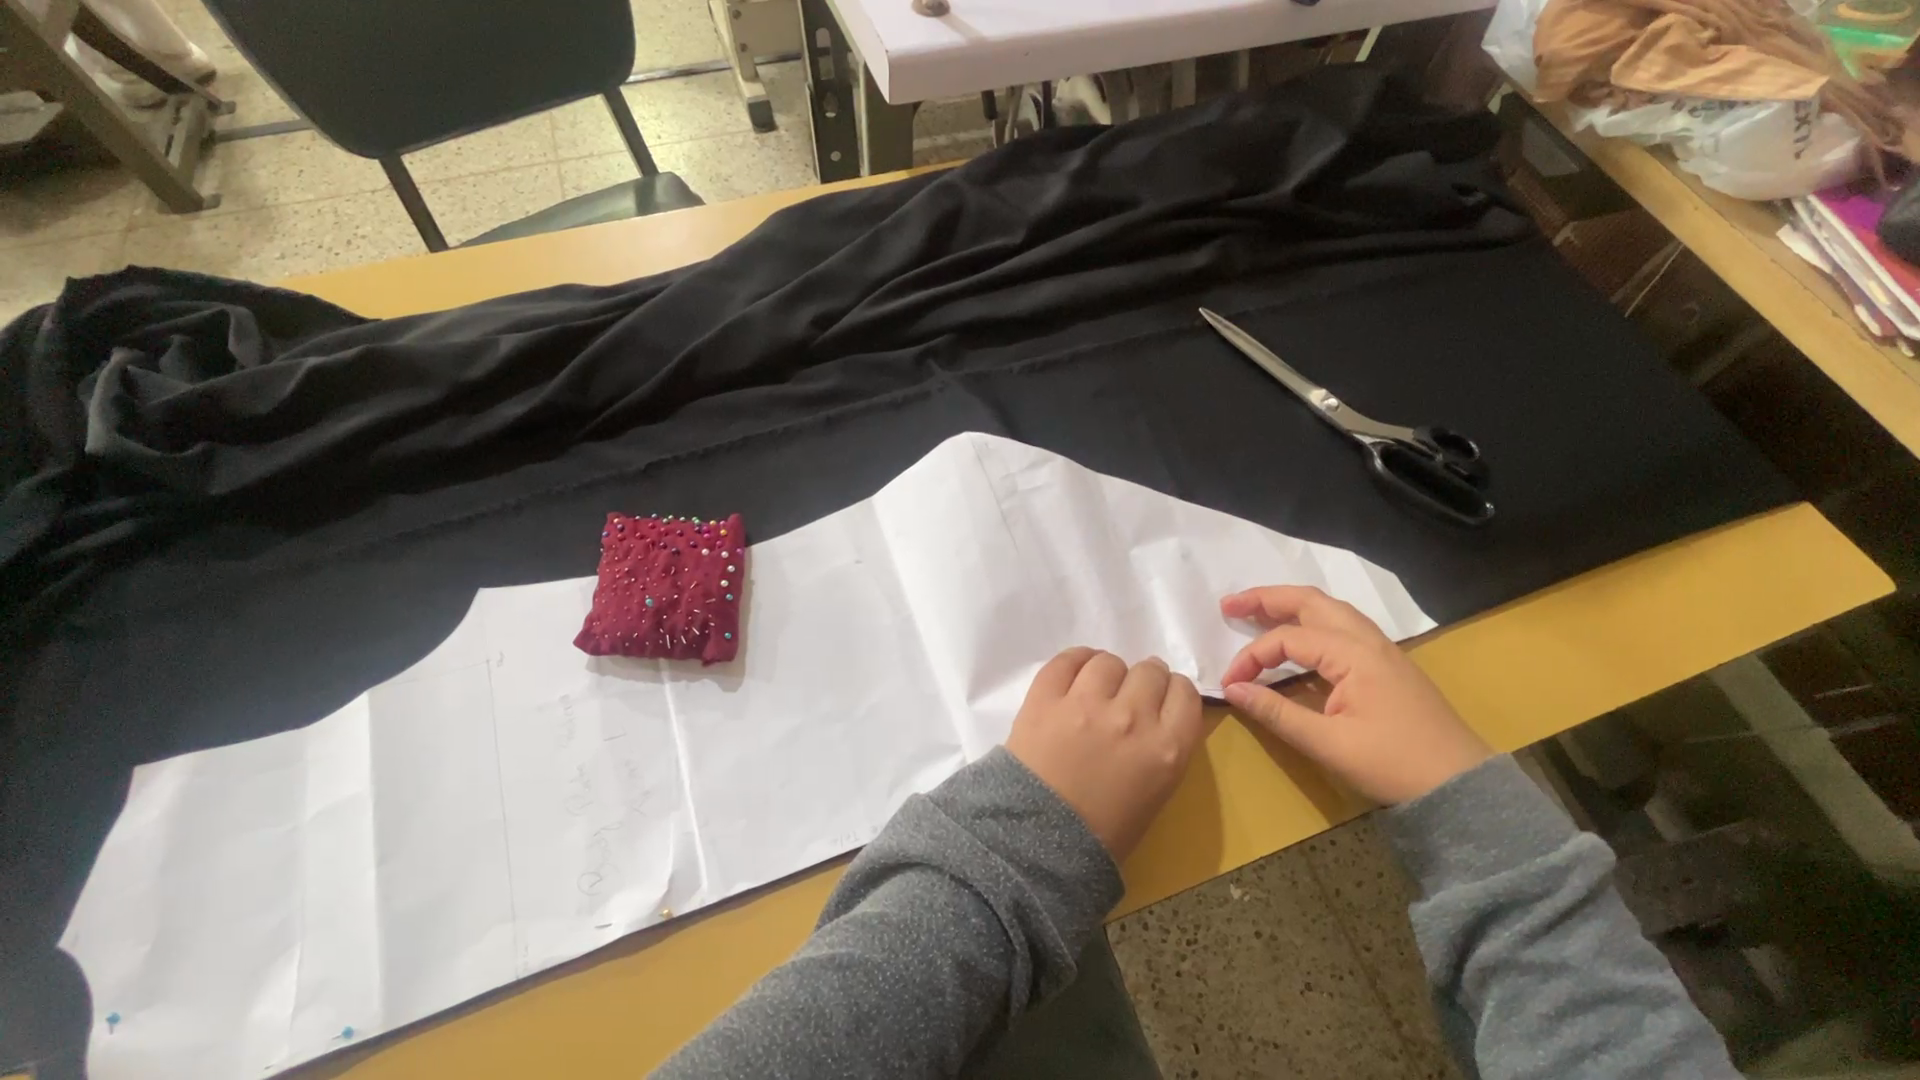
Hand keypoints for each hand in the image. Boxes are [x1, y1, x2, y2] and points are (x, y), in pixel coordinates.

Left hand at [1005, 647, 1204, 860]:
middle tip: (1127, 698)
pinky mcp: (1045, 697)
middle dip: (1143, 681)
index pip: (1185, 693)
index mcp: (1167, 748)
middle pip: (1150, 671)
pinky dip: (1075, 660)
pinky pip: (1067, 659)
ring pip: (1109, 662)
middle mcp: (1132, 717)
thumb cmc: (1101, 834)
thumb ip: (1163, 749)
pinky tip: (1075, 673)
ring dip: (1108, 672)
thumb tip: (1154, 716)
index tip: (1161, 701)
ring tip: (1097, 690)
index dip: (1172, 693)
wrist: (1036, 844)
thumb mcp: (1155, 795)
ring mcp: (1086, 703)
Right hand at [1219, 585, 1490, 804]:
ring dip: (1290, 605)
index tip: (1228, 683)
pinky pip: (1343, 626)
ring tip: (1256, 611)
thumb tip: (1232, 688)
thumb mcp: (1328, 744)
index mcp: (1354, 654)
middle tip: (1228, 605)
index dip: (1251, 656)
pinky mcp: (1387, 664)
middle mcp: (1368, 640)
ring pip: (1330, 609)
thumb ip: (1276, 712)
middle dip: (1266, 599)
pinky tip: (1299, 635)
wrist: (1461, 785)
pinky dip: (1311, 621)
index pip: (1288, 638)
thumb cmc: (1394, 764)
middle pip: (1311, 601)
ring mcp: (1382, 649)